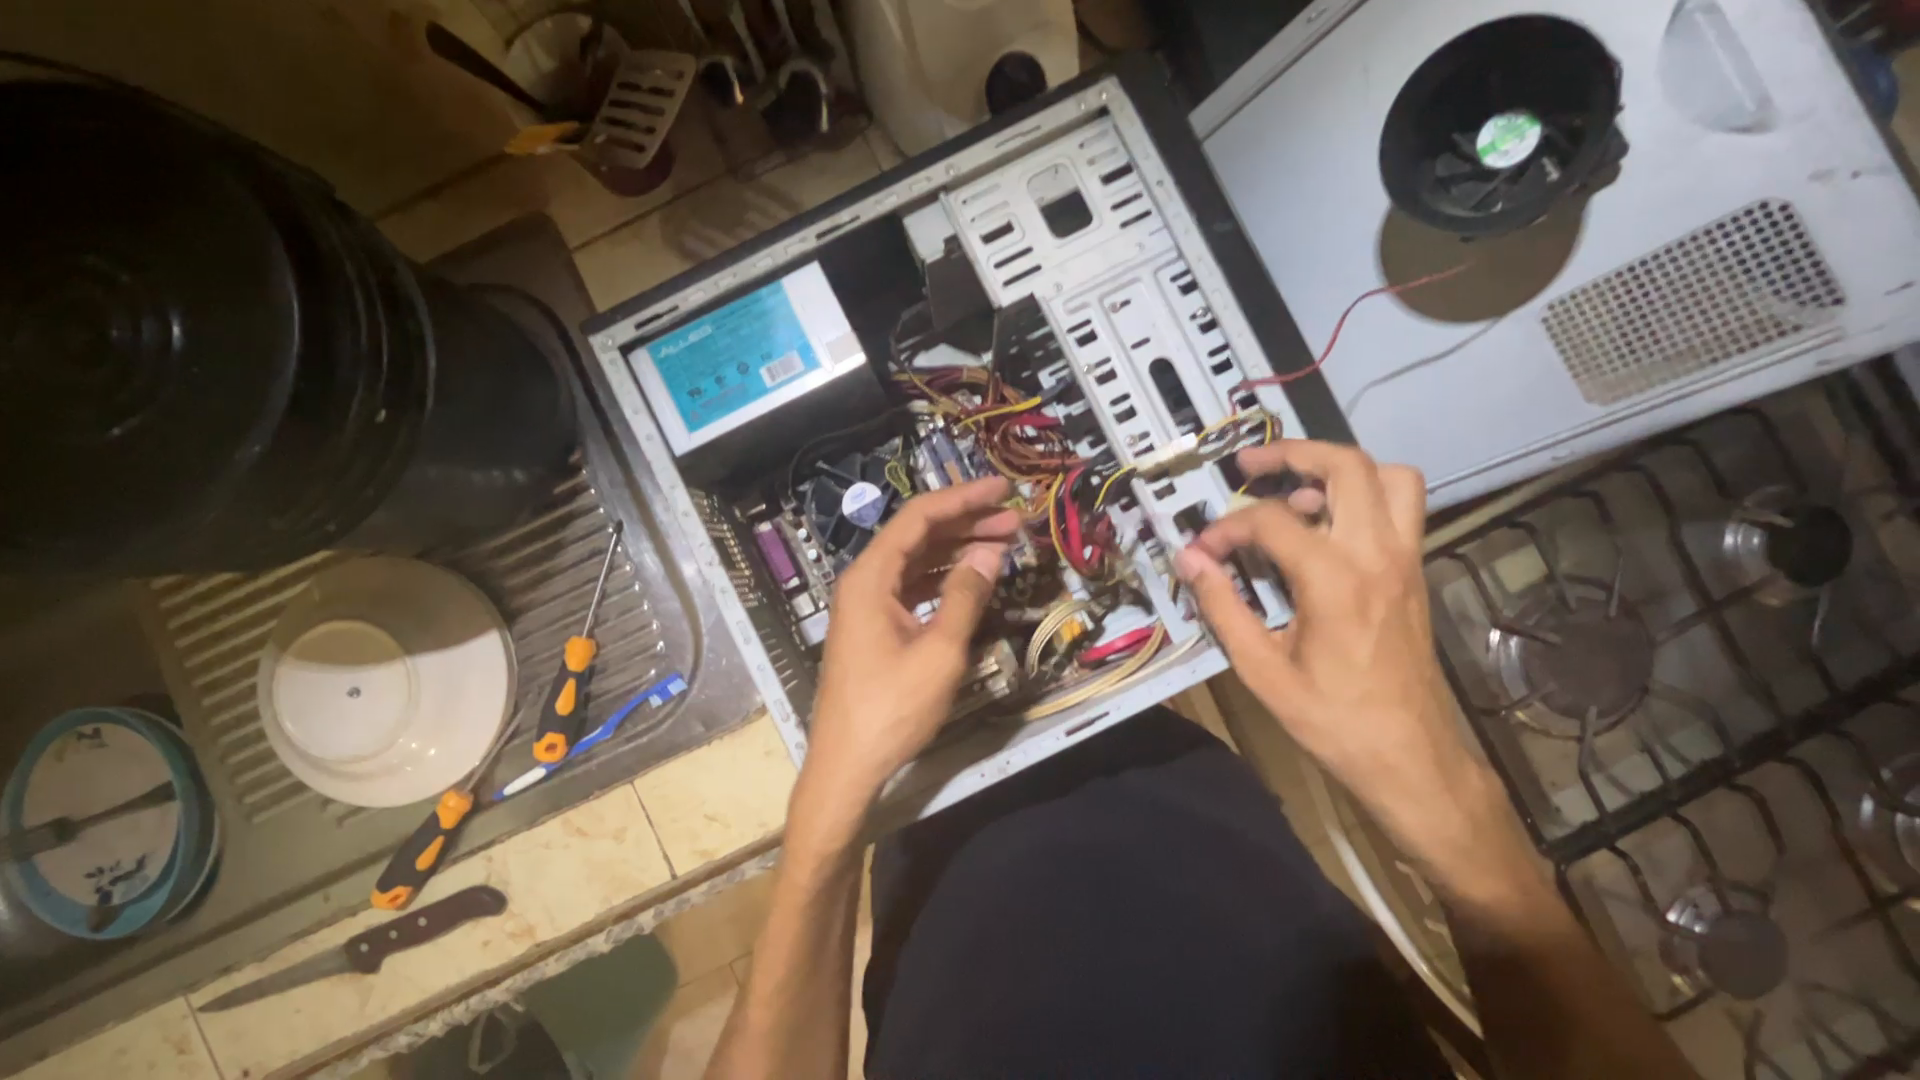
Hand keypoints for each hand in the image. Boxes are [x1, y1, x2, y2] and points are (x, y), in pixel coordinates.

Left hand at [799, 477, 1021, 826]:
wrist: (848, 764)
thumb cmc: (892, 708)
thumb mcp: (939, 650)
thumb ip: (966, 595)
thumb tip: (990, 551)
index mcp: (870, 577)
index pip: (919, 518)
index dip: (963, 498)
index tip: (1003, 488)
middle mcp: (864, 581)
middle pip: (918, 536)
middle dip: (967, 523)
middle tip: (1016, 519)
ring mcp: (867, 605)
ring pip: (917, 561)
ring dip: (958, 550)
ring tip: (1005, 543)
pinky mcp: (875, 628)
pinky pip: (912, 587)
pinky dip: (944, 579)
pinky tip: (974, 578)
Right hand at [1174, 441, 1515, 882]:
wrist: (1408, 754)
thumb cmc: (1332, 718)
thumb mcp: (1262, 669)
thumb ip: (1223, 607)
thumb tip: (1190, 560)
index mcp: (1336, 580)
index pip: (1271, 521)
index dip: (1227, 528)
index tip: (1202, 551)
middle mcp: (1378, 555)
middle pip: (1347, 466)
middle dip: (1293, 454)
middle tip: (1250, 467)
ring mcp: (1405, 560)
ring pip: (1390, 477)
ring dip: (1341, 470)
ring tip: (1296, 493)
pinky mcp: (1414, 572)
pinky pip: (1401, 507)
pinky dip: (1365, 495)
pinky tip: (1326, 526)